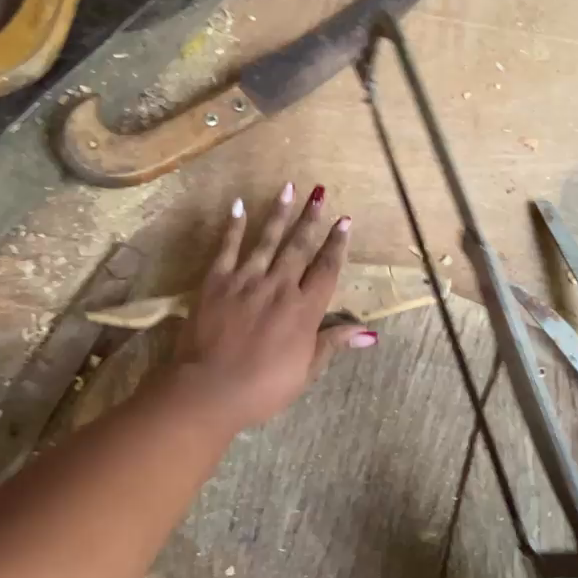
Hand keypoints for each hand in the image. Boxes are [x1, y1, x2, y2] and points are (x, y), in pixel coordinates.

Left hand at [164, 182, 375, 432]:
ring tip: (289, 188)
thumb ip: (332, 343)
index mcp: (304, 310)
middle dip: (311, 219)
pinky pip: (227, 248)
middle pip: (299, 247)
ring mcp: (245, 281)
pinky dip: (233, 226)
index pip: (326, 269)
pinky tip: (239, 206)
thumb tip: (368, 331)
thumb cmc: (263, 389)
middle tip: (319, 194)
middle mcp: (279, 287)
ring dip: (279, 213)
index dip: (337, 245)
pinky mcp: (215, 282)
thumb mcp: (305, 372)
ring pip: (267, 240)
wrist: (210, 389)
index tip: (345, 221)